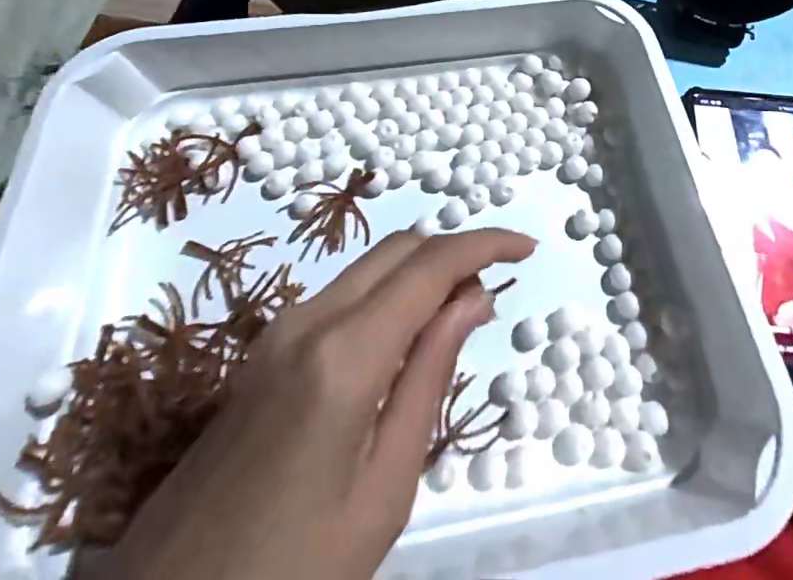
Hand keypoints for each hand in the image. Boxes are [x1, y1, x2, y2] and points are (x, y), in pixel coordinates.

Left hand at [90, 228, 535, 579]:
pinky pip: (342, 294)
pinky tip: (407, 334)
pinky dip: (387, 292)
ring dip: (421, 270)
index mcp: (344, 354)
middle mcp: (307, 321)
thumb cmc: (296, 565)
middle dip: (454, 250)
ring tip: (463, 313)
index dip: (484, 244)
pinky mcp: (264, 349)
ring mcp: (278, 330)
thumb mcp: (385, 485)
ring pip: (368, 266)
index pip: (429, 266)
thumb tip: (473, 298)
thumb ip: (429, 376)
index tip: (527, 248)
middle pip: (397, 249)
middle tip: (498, 286)